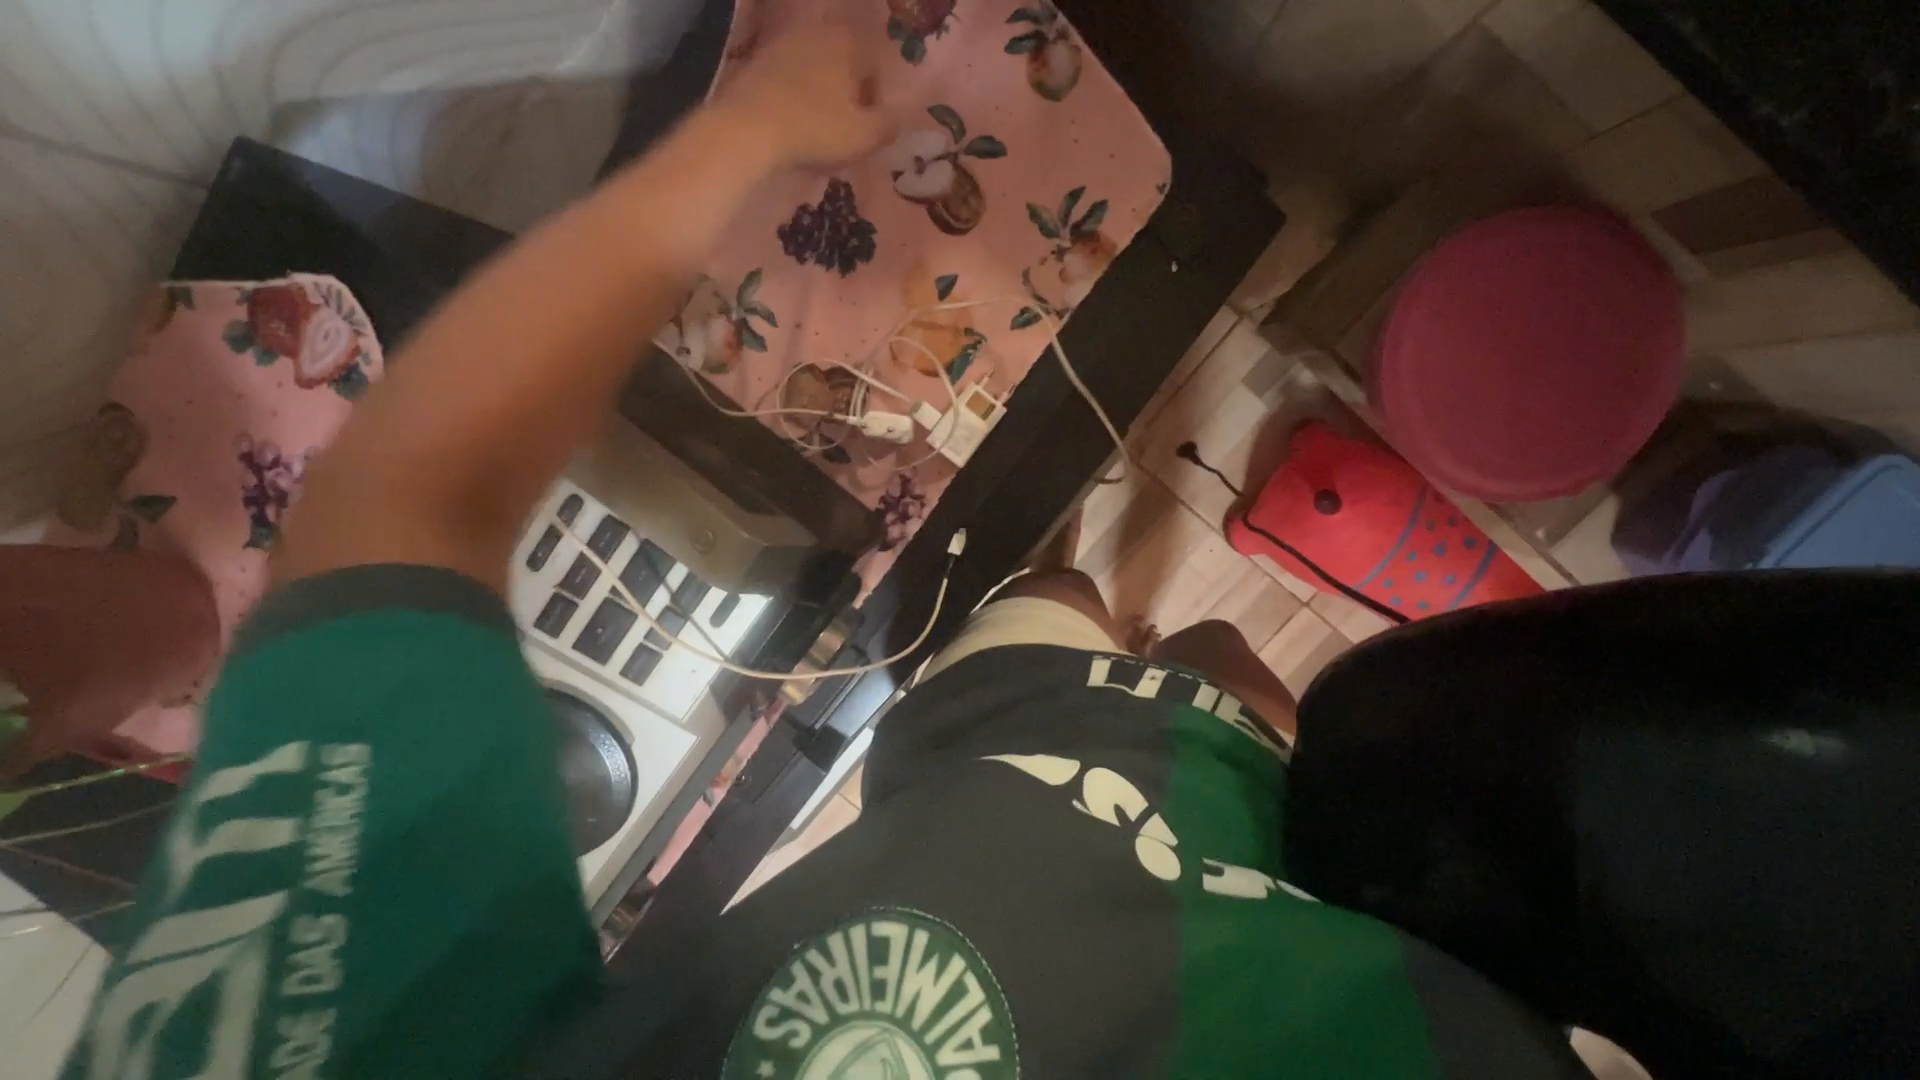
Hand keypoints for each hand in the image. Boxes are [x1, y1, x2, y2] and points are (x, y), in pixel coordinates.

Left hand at [710, 26, 892, 171]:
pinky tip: (792, 125)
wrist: (747, 128)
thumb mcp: (864, 137)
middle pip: (845, 67)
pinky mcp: (758, 60)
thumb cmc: (816, 130)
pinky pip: (789, 81)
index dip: (876, 102)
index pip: (876, 68)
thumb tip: (900, 118)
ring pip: (816, 72)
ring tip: (817, 131)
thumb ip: (888, 126)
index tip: (867, 129)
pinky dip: (795, 99)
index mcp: (850, 43)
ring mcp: (785, 43)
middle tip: (843, 131)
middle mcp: (819, 32)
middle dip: (848, 97)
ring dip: (821, 98)